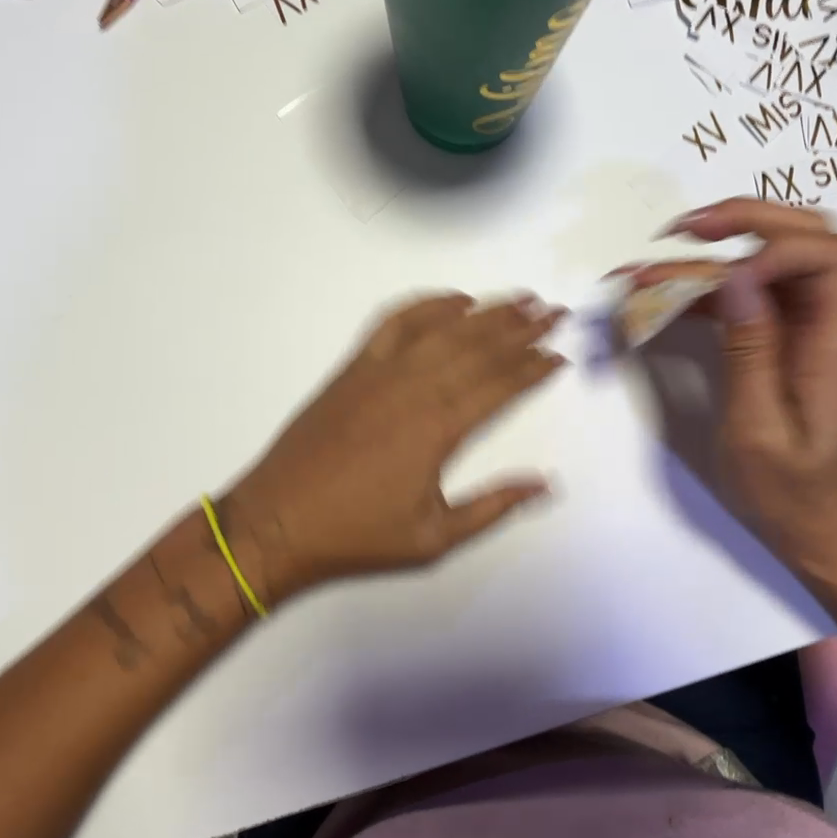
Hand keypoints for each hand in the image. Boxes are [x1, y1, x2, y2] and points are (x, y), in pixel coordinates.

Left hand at [220, 293, 566, 600]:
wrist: (276, 521)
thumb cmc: (357, 536)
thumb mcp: (433, 539)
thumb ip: (493, 507)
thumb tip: (545, 484)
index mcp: (439, 429)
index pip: (500, 386)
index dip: (534, 368)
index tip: (560, 355)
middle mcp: (415, 388)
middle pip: (479, 347)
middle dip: (522, 328)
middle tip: (555, 311)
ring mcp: (381, 371)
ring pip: (444, 329)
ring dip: (487, 311)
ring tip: (521, 298)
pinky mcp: (353, 367)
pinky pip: (395, 322)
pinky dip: (426, 305)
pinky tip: (453, 299)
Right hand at [628, 199, 836, 577]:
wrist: (822, 525)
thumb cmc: (792, 491)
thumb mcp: (759, 431)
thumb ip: (749, 351)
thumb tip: (734, 278)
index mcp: (834, 342)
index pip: (831, 256)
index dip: (775, 248)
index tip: (722, 277)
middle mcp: (829, 321)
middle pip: (810, 236)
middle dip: (747, 219)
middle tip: (684, 230)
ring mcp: (807, 328)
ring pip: (775, 258)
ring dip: (718, 249)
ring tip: (653, 263)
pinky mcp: (785, 339)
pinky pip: (751, 294)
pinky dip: (708, 287)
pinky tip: (664, 298)